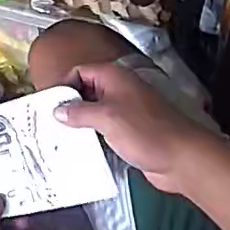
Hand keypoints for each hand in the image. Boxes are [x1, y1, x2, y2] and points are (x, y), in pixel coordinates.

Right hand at [54, 62, 212, 194]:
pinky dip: (92, 135)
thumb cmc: (144, 130)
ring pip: (94, 111)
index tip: (47, 105)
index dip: (63, 85)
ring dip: (79, 122)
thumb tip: (57, 109)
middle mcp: (118, 89)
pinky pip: (104, 128)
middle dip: (68, 105)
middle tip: (47, 123)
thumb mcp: (107, 118)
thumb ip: (79, 112)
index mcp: (113, 76)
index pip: (80, 71)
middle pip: (86, 90)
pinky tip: (79, 148)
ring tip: (57, 138)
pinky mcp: (130, 130)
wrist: (182, 158)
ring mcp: (125, 110)